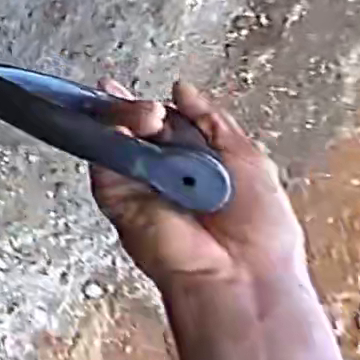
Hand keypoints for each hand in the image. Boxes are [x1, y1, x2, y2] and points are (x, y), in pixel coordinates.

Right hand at [90, 80, 307, 296]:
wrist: (238, 273)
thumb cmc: (258, 230)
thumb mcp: (248, 160)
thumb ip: (212, 120)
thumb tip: (181, 87)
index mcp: (187, 158)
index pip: (158, 120)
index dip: (145, 104)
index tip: (129, 89)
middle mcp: (155, 166)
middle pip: (130, 122)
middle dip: (136, 108)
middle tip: (149, 111)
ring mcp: (130, 177)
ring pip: (113, 133)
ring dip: (126, 118)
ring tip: (146, 118)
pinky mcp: (110, 190)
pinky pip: (101, 155)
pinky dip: (110, 137)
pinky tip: (127, 130)